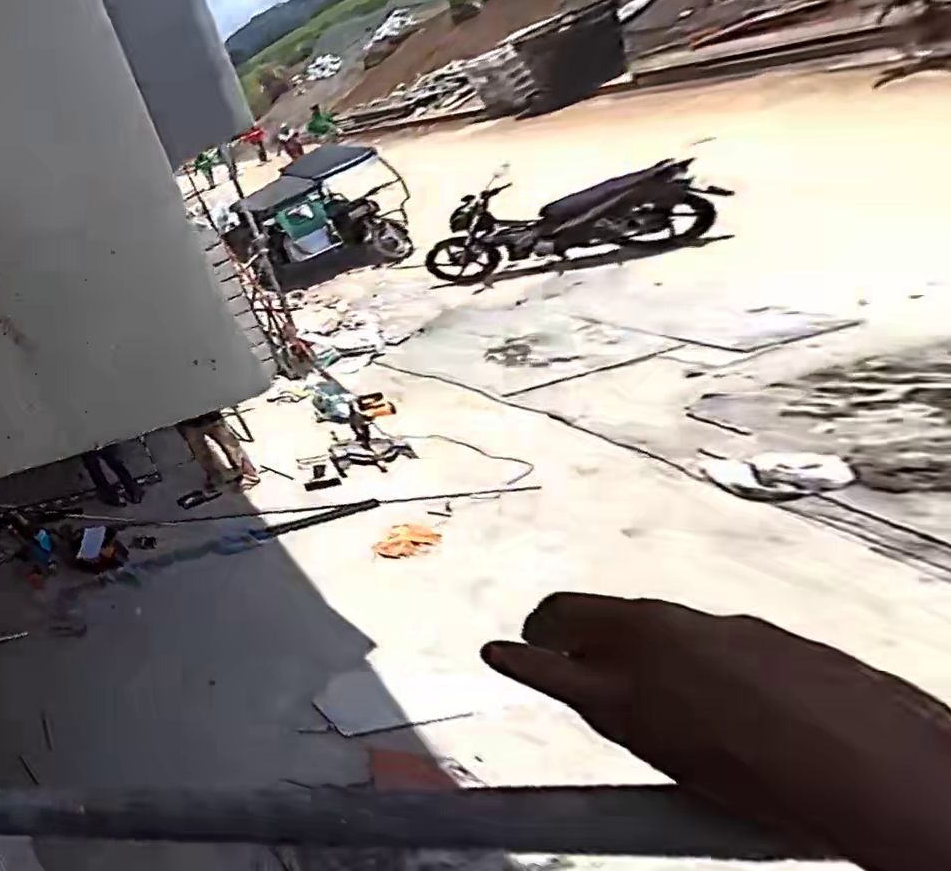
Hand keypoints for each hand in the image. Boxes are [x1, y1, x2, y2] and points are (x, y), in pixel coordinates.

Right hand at [484, 592, 950, 870]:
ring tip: (691, 725)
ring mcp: (756, 636)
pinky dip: (740, 688)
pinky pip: (755, 666)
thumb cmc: (744, 752)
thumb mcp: (621, 716)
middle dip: (605, 654)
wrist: (896, 784)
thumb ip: (552, 676)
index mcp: (633, 622)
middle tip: (610, 696)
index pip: (557, 612)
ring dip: (674, 672)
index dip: (538, 636)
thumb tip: (499, 652)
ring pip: (688, 645)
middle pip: (621, 624)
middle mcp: (687, 617)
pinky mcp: (818, 661)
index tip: (534, 654)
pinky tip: (756, 732)